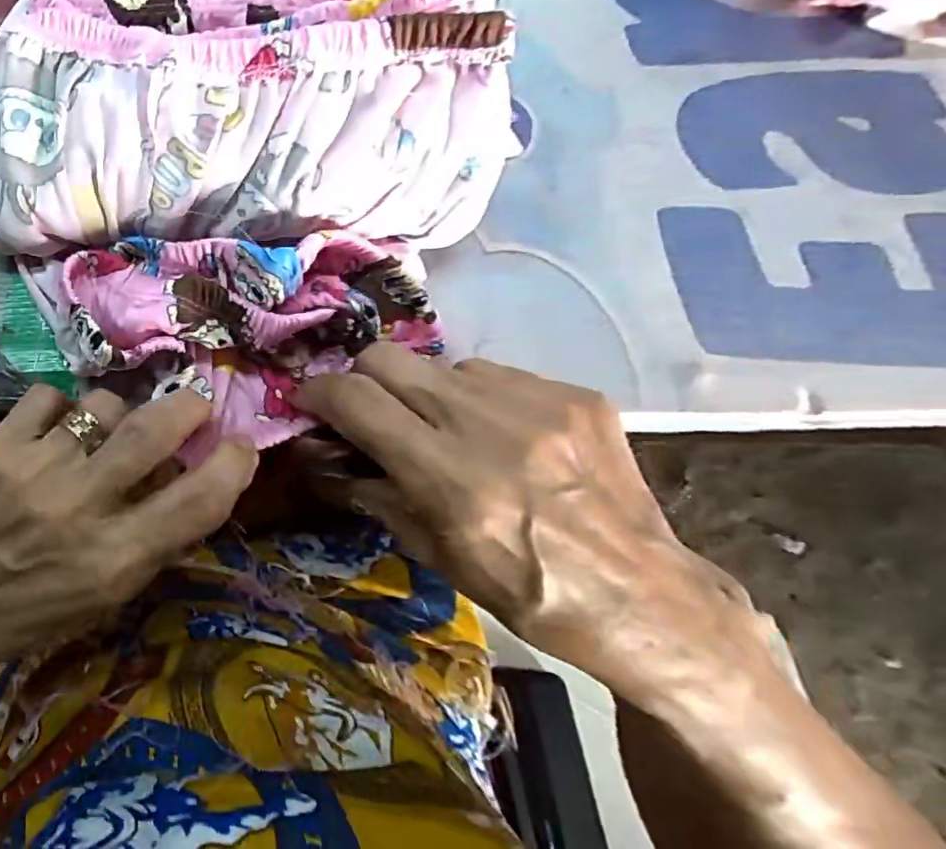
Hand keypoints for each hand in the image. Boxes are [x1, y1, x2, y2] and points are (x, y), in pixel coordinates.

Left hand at [0, 386, 256, 709]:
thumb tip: (193, 477)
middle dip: (186, 407)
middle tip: (193, 403)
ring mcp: (34, 471)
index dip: (232, 466)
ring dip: (116, 414)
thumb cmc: (35, 609)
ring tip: (106, 430)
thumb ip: (152, 539)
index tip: (239, 446)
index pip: (197, 503)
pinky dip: (61, 408)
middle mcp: (78, 509)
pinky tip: (55, 429)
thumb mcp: (107, 595)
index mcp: (114, 560)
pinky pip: (49, 397)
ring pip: (100, 407)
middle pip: (150, 433)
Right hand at [291, 346, 777, 708]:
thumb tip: (320, 455)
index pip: (353, 397)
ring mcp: (538, 403)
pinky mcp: (576, 395)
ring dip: (422, 392)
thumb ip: (370, 490)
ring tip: (445, 432)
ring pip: (438, 365)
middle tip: (368, 413)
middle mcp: (488, 425)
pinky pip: (493, 374)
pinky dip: (476, 398)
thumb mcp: (430, 551)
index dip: (317, 393)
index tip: (310, 405)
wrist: (651, 603)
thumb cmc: (525, 591)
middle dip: (360, 380)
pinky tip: (497, 434)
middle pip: (384, 358)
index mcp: (448, 475)